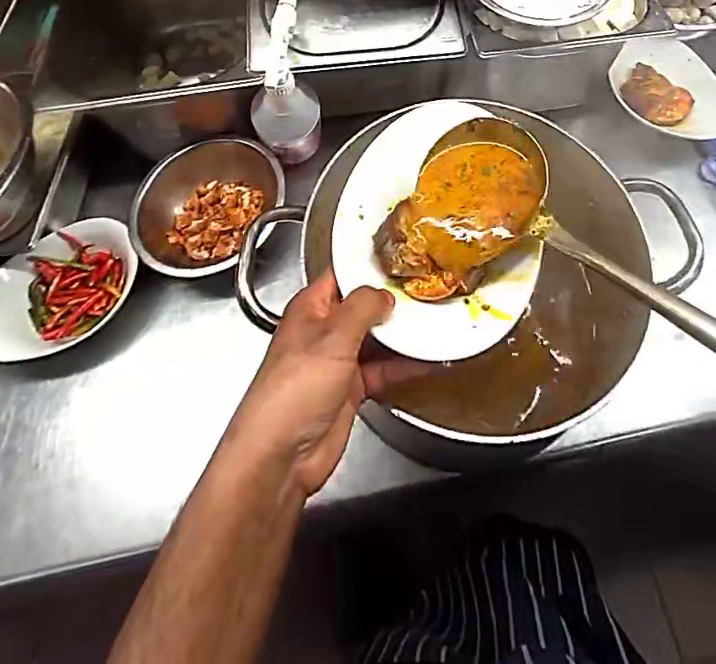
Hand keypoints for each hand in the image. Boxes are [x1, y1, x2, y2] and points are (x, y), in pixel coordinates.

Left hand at [218, 272, 427, 496]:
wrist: (280, 457)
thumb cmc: (289, 394)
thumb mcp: (331, 338)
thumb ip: (362, 308)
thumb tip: (384, 294)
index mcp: (311, 309)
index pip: (343, 275)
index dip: (370, 265)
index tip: (402, 257)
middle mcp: (324, 331)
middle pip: (365, 306)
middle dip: (393, 300)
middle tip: (426, 289)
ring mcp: (338, 360)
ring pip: (377, 338)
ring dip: (404, 334)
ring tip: (435, 320)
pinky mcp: (351, 388)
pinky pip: (384, 369)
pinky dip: (405, 365)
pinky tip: (428, 359)